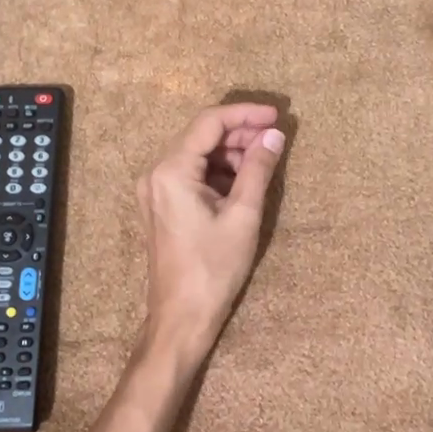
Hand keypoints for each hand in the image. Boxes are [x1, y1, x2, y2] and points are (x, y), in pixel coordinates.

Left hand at [136, 103, 287, 363]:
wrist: (181, 318)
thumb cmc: (213, 269)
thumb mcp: (243, 215)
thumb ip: (258, 169)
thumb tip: (274, 135)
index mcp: (170, 171)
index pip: (209, 122)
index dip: (245, 113)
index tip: (276, 115)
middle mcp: (156, 173)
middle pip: (201, 136)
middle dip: (240, 133)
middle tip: (275, 139)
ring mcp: (156, 190)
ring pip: (198, 155)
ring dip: (231, 153)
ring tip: (266, 160)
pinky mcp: (162, 206)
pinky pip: (192, 175)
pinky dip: (219, 172)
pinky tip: (245, 180)